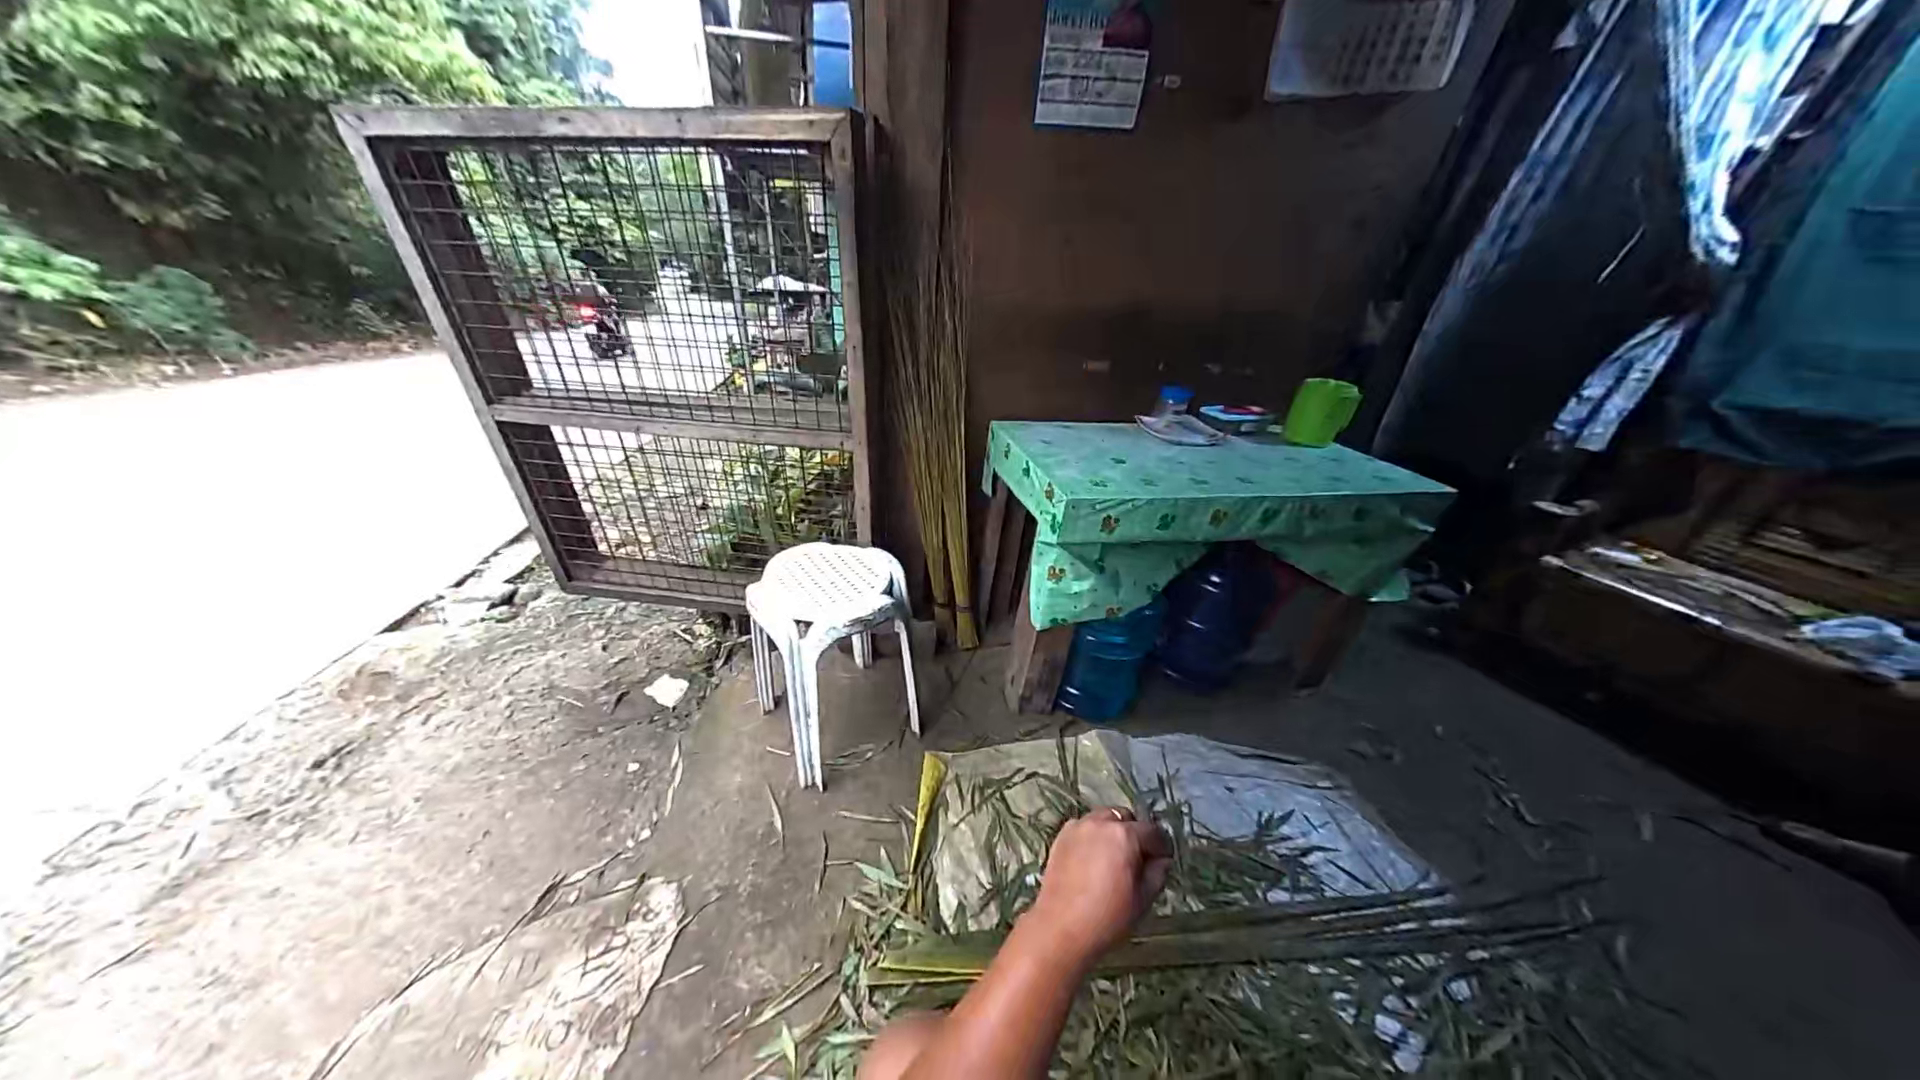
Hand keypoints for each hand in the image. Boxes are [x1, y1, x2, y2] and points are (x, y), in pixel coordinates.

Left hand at [1022, 807, 1171, 968]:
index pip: (1152, 831)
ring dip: (1113, 832)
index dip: (1161, 846)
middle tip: (1138, 859)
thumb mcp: (1142, 899)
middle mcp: (1100, 823)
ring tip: (1114, 859)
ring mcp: (1078, 827)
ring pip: (1103, 820)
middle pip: (1125, 818)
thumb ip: (1157, 873)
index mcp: (1124, 835)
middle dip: (1136, 834)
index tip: (1163, 860)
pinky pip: (1085, 828)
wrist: (1062, 927)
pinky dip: (1094, 836)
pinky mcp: (1062, 836)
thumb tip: (1162, 860)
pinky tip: (1093, 860)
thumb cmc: (1108, 917)